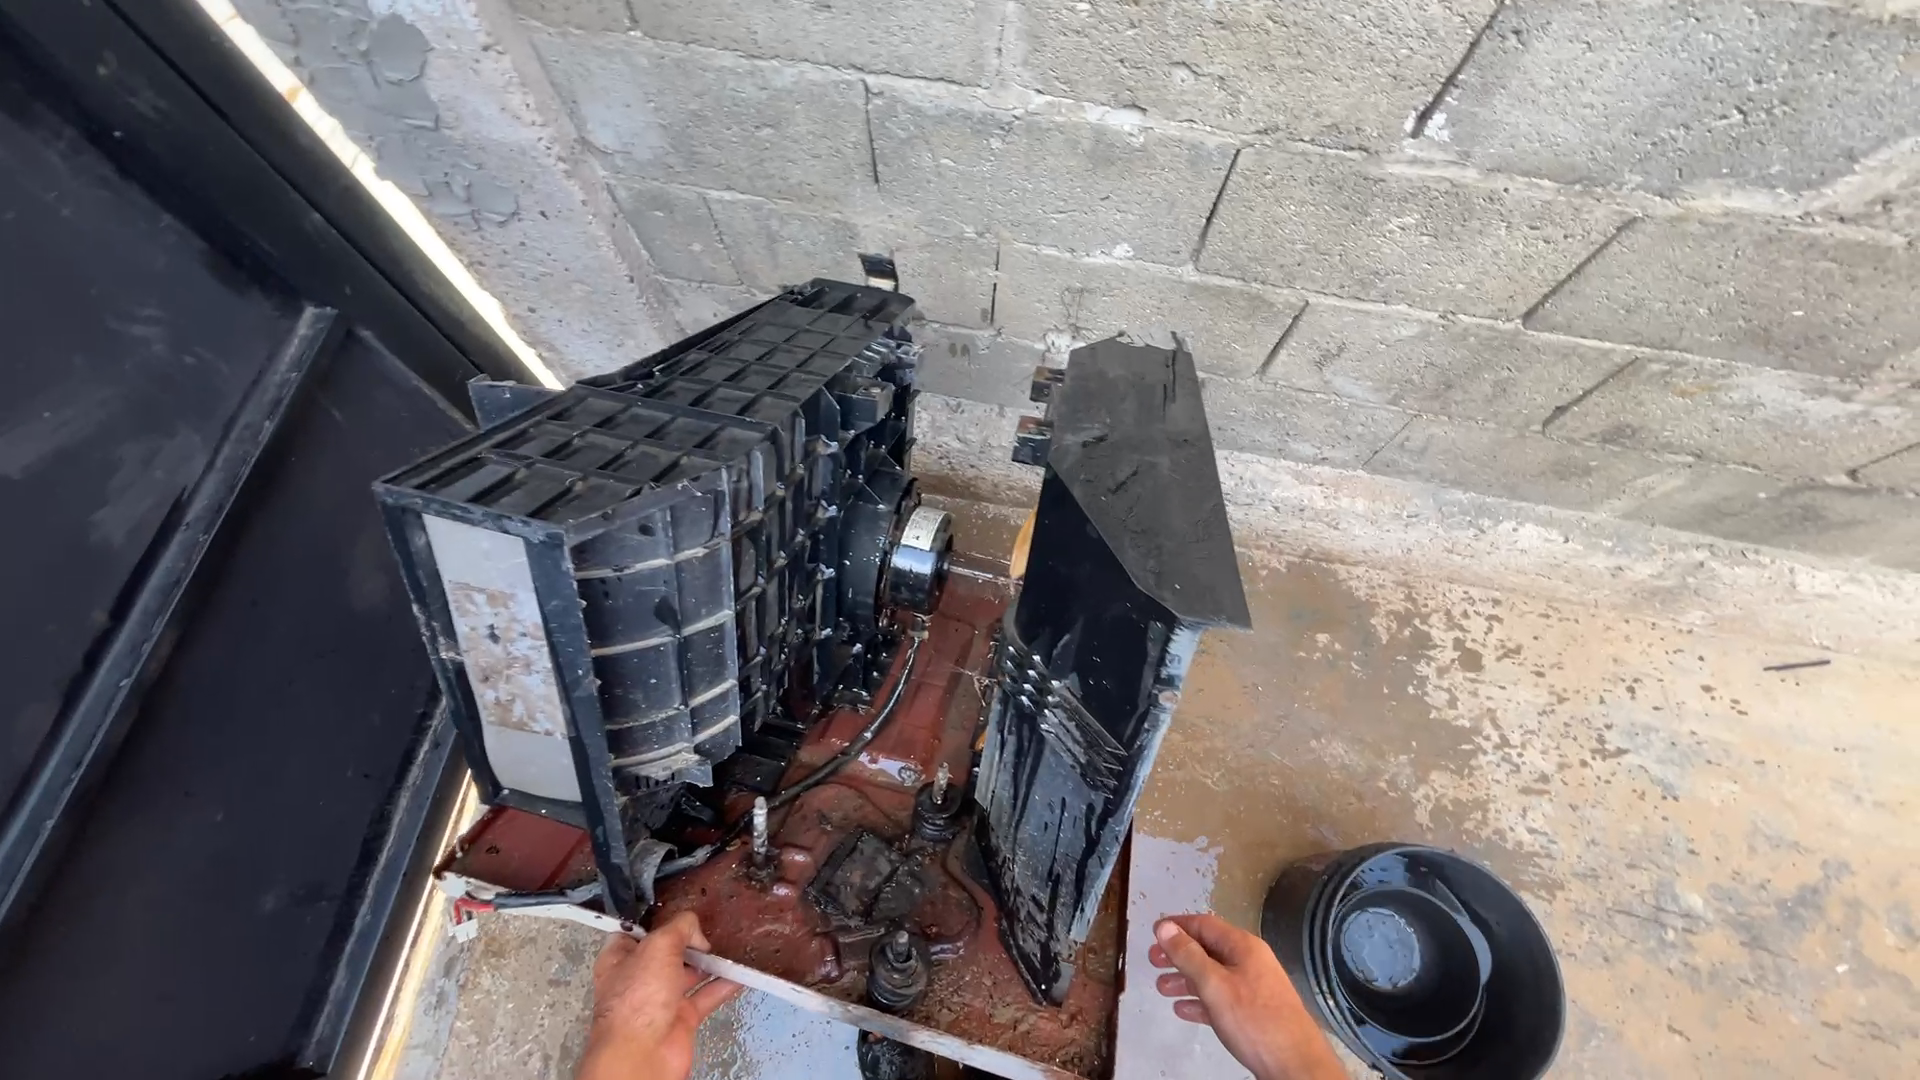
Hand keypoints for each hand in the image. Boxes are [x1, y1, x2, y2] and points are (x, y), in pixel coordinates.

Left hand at [576, 912, 741, 1079]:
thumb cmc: (636, 1002)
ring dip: (710, 961)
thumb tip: (697, 932)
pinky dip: (725, 984)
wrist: (643, 1056)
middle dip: (689, 940)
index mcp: (620, 960)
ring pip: (691, 973)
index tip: (677, 909)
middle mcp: (639, 979)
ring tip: (730, 945)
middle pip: (668, 951)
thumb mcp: (659, 945)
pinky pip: (708, 995)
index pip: (635, 932)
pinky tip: (740, 973)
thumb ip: (681, 927)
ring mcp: (661, 1001)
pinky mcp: (682, 1019)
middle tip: (709, 927)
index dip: (655, 920)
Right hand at [1151, 914, 1345, 1079]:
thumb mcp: (1214, 985)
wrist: (1298, 1068)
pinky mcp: (1256, 1013)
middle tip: (1153, 962)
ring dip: (1186, 979)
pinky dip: (1202, 1001)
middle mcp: (1250, 961)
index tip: (1153, 933)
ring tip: (1161, 989)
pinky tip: (1184, 1011)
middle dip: (1179, 954)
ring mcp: (1255, 987)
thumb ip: (1187, 955)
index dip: (1177, 926)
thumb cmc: (1254, 1020)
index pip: (1204, 924)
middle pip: (1208, 949)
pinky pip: (1223, 998)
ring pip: (1213, 975)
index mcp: (1243, 946)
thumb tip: (1164, 927)